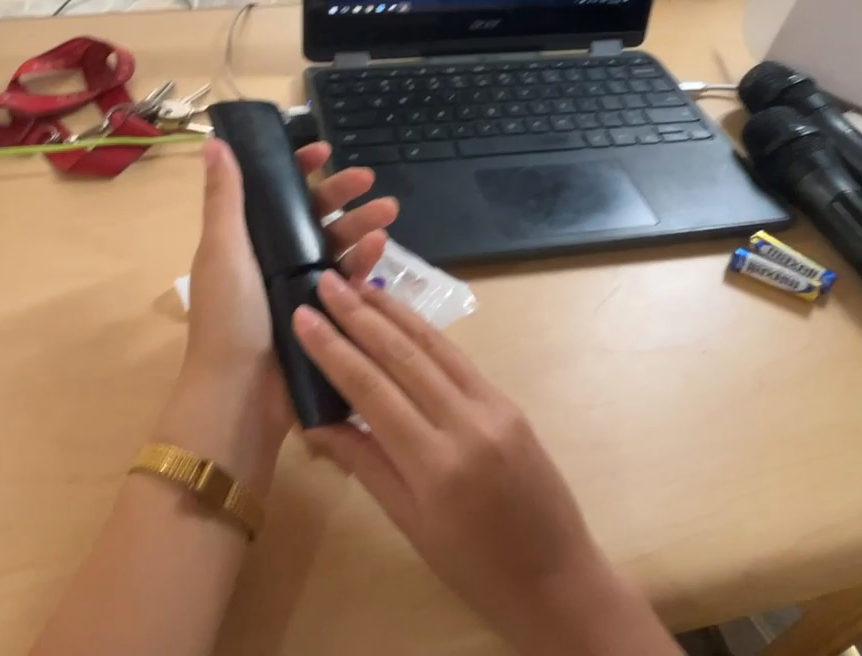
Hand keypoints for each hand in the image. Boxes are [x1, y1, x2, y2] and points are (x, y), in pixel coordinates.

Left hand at [164, 140, 396, 484]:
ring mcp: (299, 288)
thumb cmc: (228, 319)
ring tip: (389, 212)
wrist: (242, 396)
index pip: (275, 194)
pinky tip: (382, 250)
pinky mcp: (323, 316)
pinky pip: (348, 282)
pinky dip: (364, 264)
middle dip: (341, 193)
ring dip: (362, 225)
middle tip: (368, 179)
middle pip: (313, 216)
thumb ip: (225, 198)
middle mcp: (273, 259)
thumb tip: (215, 142)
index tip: (324, 152)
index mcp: (245, 241)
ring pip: (336, 245)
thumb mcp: (223, 251)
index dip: (298, 170)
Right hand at [293, 274, 677, 655]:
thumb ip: (364, 464)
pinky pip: (458, 359)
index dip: (333, 350)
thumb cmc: (473, 567)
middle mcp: (466, 425)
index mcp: (434, 466)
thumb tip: (315, 420)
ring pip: (434, 346)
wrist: (557, 578)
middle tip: (324, 283)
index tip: (304, 316)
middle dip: (359, 315)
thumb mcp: (409, 523)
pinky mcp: (509, 401)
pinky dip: (425, 332)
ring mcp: (493, 407)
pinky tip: (402, 317)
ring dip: (392, 311)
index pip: (371, 391)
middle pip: (402, 356)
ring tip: (357, 285)